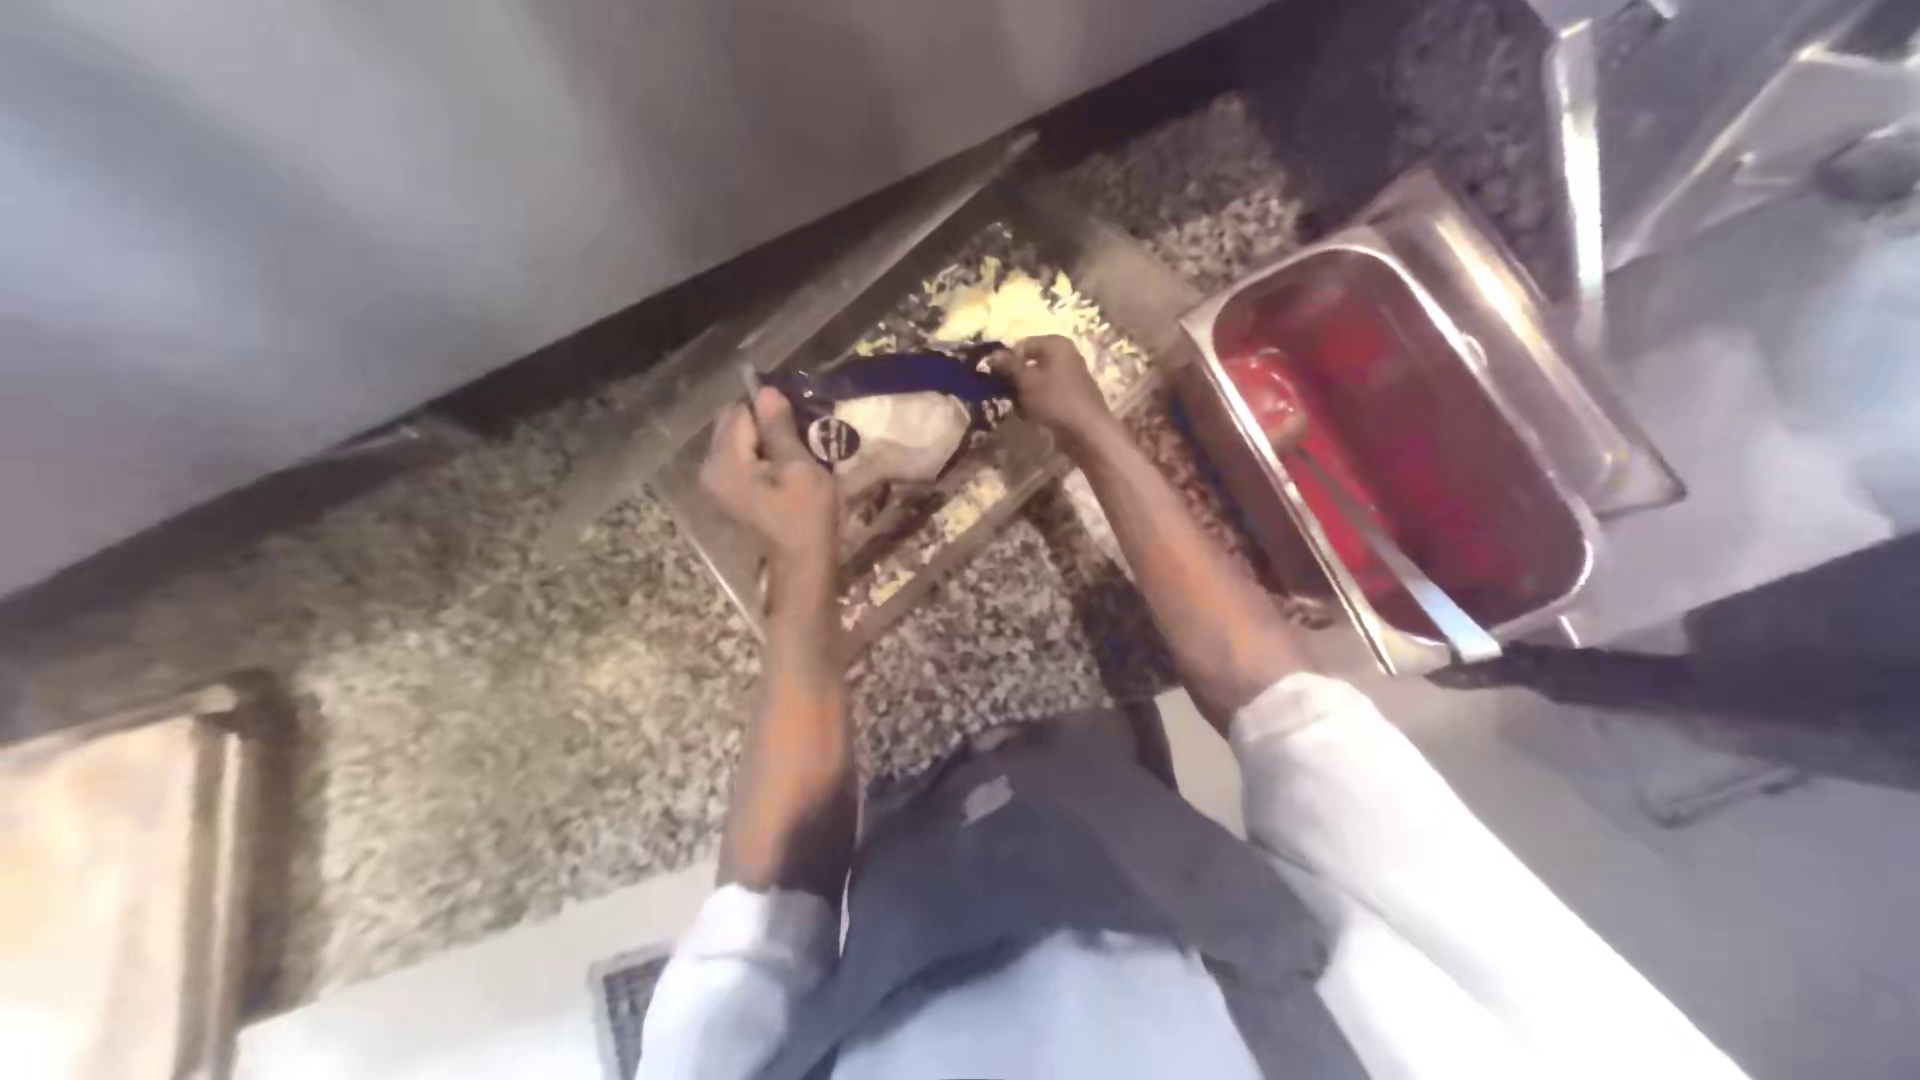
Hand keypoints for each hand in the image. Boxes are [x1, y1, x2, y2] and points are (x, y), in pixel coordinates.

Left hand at [700, 387, 838, 572]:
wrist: (802, 563)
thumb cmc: (807, 516)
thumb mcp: (799, 467)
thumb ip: (779, 428)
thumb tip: (766, 391)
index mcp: (725, 463)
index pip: (740, 412)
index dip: (770, 412)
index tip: (797, 425)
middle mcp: (709, 469)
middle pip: (731, 423)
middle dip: (763, 424)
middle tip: (796, 439)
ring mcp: (714, 483)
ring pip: (735, 439)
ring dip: (762, 439)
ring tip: (791, 455)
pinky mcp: (725, 492)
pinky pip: (738, 457)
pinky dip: (758, 455)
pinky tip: (781, 470)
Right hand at [988, 335, 1117, 449]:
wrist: (1086, 431)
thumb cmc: (1055, 399)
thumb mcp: (1027, 381)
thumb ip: (1009, 366)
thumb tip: (991, 355)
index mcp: (1056, 344)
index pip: (1022, 345)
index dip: (1007, 360)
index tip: (995, 378)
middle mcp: (1065, 355)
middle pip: (1030, 362)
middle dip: (1015, 378)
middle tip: (1002, 393)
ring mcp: (1070, 376)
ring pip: (1037, 380)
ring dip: (1023, 392)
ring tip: (1016, 406)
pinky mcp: (1070, 396)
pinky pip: (1047, 393)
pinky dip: (1036, 401)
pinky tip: (1029, 414)